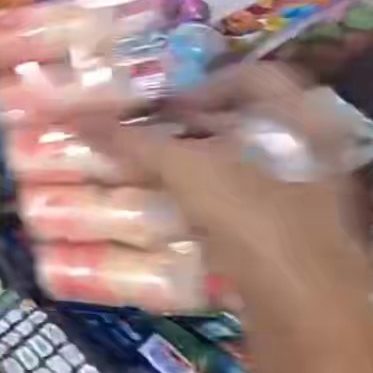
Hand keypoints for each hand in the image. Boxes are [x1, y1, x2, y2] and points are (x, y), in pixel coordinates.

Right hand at [63, 65, 372, 319]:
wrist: (298, 295)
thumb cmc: (252, 215)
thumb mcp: (182, 168)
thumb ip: (126, 140)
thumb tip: (70, 119)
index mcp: (298, 121)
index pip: (250, 77)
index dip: (198, 83)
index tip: (152, 104)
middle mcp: (302, 148)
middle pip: (231, 119)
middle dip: (171, 125)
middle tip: (121, 132)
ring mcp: (291, 186)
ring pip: (221, 158)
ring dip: (170, 159)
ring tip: (122, 165)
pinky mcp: (272, 219)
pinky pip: (220, 191)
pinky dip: (181, 190)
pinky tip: (147, 198)